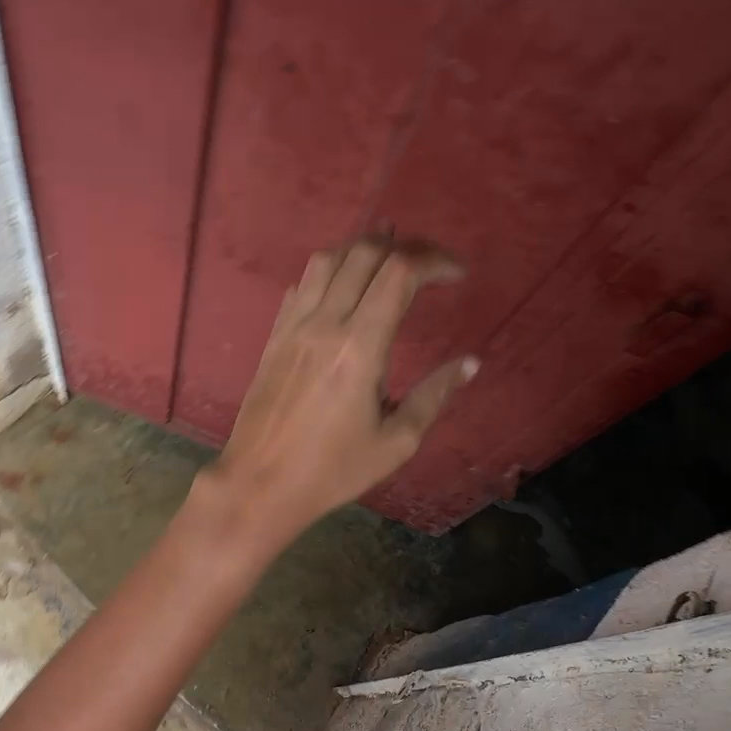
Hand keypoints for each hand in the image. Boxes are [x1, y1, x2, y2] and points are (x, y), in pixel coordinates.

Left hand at [201, 236, 477, 544]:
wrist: (259, 484)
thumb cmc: (333, 470)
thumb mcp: (396, 442)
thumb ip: (435, 396)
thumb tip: (470, 363)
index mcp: (359, 347)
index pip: (400, 273)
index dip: (434, 261)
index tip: (458, 274)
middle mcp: (324, 323)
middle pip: (365, 253)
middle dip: (405, 247)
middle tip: (431, 265)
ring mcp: (294, 325)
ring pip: (327, 259)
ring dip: (363, 249)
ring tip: (391, 256)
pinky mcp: (275, 335)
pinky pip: (301, 284)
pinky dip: (330, 270)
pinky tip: (345, 284)